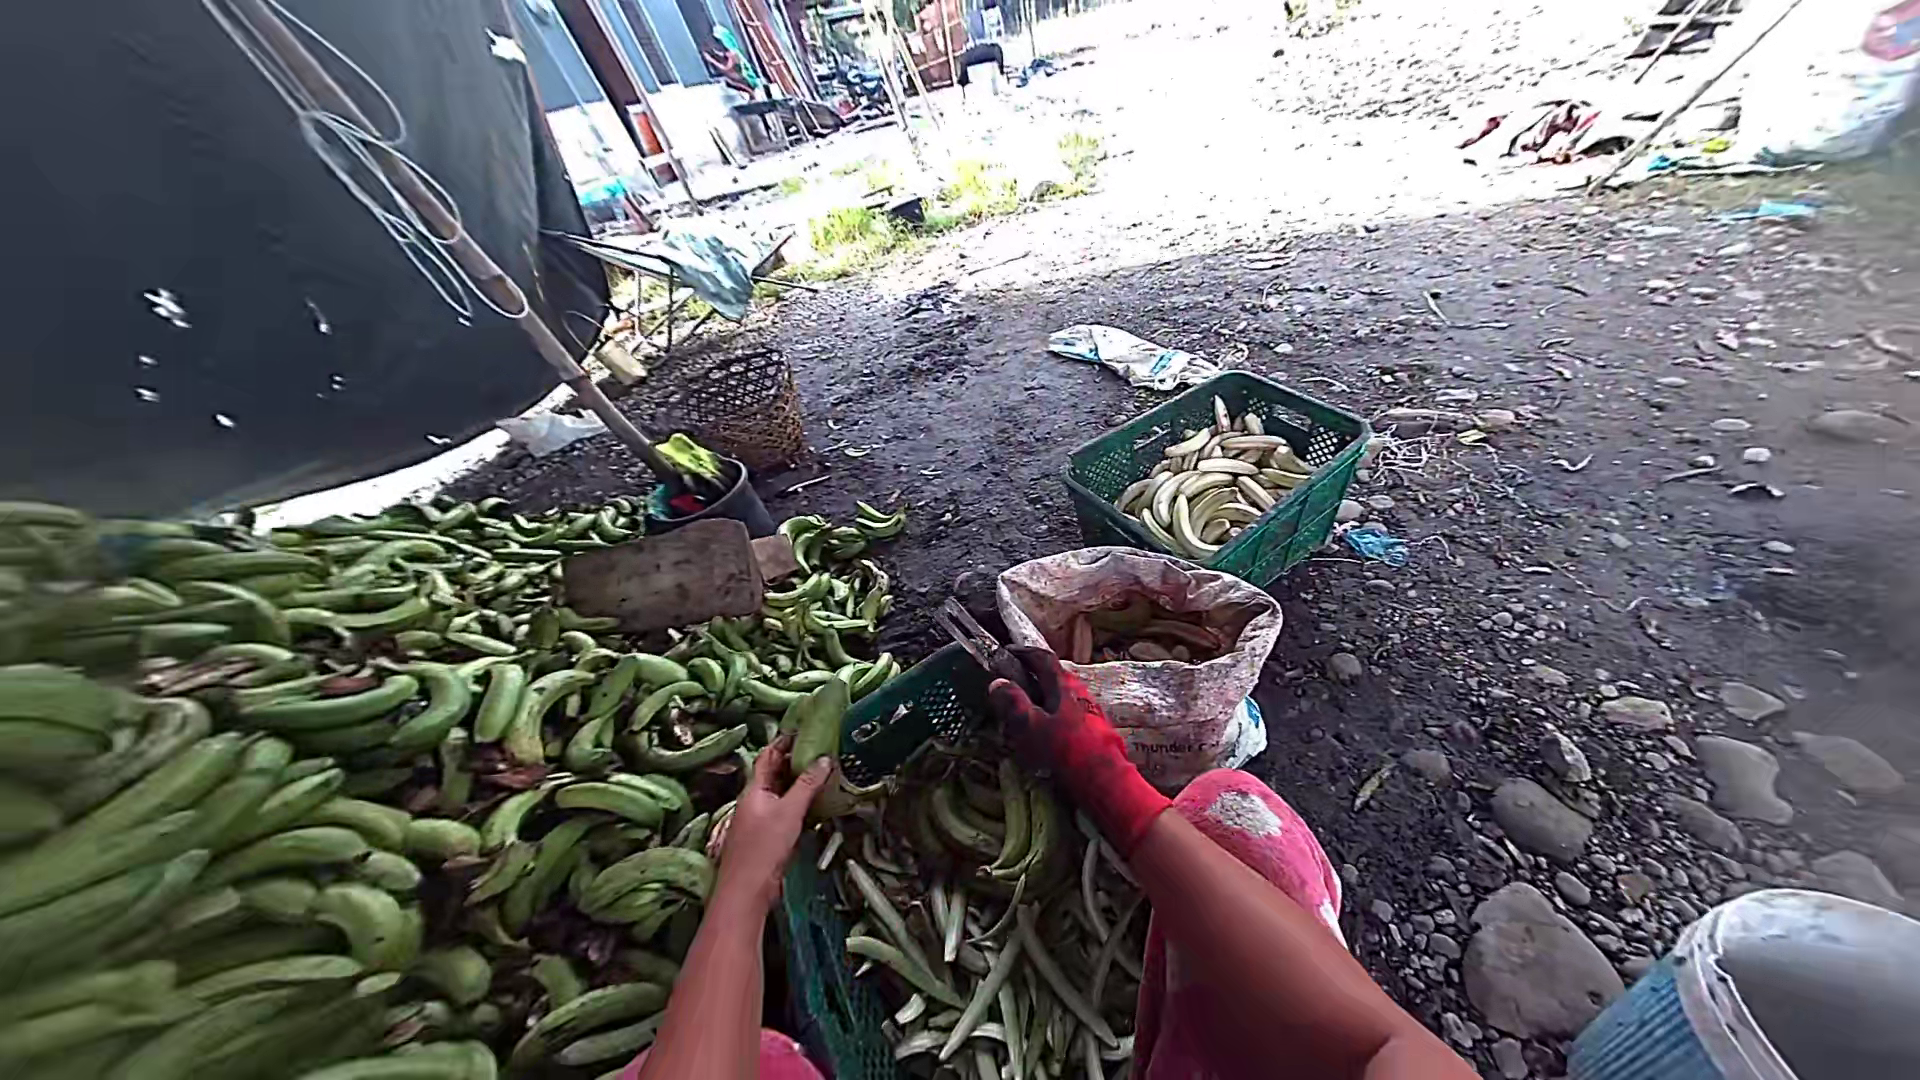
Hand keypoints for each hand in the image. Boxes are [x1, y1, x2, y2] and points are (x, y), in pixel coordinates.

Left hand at [711, 735, 831, 908]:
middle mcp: (755, 801)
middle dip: (795, 760)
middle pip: (775, 773)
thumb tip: (825, 759)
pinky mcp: (769, 836)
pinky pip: (787, 810)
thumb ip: (807, 785)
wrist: (746, 893)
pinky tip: (818, 802)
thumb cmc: (763, 848)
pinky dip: (801, 802)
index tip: (804, 728)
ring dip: (800, 782)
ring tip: (824, 770)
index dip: (783, 741)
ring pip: (782, 792)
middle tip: (821, 747)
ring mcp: (761, 819)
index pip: (768, 756)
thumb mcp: (789, 811)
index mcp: (754, 789)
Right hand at [986, 645, 1169, 854]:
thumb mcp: (1030, 726)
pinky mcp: (1095, 733)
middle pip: (1054, 678)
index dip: (1025, 653)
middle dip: (1033, 679)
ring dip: (1043, 701)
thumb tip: (997, 683)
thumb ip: (1013, 703)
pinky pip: (1069, 718)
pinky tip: (1044, 737)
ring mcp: (1091, 713)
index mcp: (1064, 685)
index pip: (1043, 658)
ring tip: (1024, 715)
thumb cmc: (1066, 751)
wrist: (1106, 784)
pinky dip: (1053, 719)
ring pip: (1062, 699)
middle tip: (1012, 687)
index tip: (1010, 653)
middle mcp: (1081, 693)